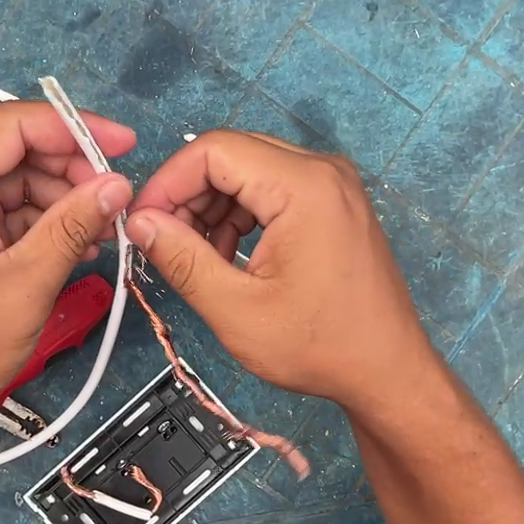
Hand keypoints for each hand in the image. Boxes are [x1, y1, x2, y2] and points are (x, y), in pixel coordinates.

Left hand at [0, 101, 134, 423]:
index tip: (124, 144)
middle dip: (70, 170)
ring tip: (103, 230)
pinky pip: (5, 215)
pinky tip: (77, 245)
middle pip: (14, 152)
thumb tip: (117, 184)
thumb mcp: (27, 283)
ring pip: (14, 184)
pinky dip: (41, 226)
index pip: (12, 126)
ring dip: (60, 201)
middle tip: (115, 198)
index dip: (74, 127)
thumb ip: (73, 226)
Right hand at [126, 131, 437, 412]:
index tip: (140, 225)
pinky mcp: (331, 206)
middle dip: (186, 196)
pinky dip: (238, 218)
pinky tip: (227, 259)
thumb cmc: (317, 346)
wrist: (385, 373)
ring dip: (210, 209)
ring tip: (195, 259)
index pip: (213, 150)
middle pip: (230, 156)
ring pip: (247, 173)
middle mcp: (321, 171)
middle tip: (162, 244)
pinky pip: (270, 192)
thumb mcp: (235, 309)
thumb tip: (138, 223)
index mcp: (303, 186)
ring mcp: (331, 186)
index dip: (167, 182)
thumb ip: (181, 259)